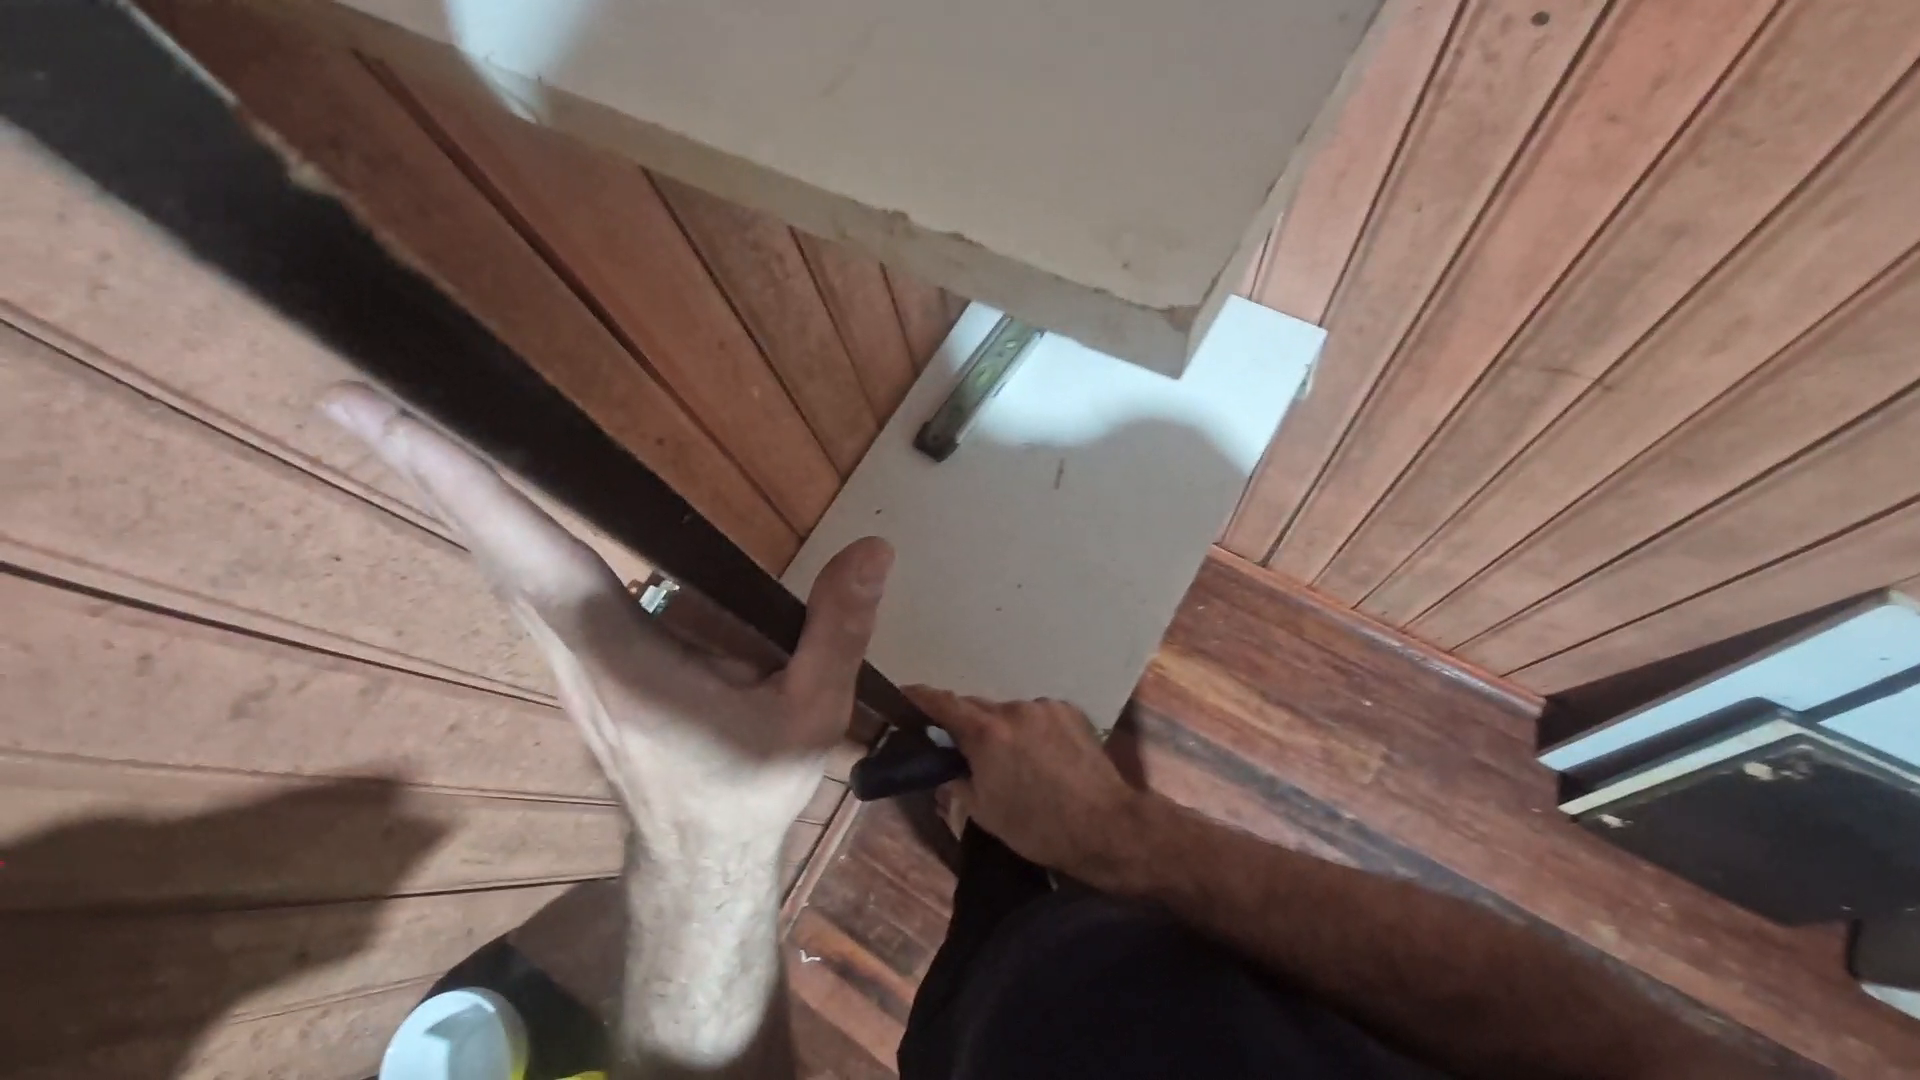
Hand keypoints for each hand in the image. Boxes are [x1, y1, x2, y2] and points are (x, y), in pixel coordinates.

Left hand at [321, 384, 891, 856]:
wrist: (698, 865)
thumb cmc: (748, 793)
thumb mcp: (811, 716)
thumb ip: (837, 630)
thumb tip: (874, 547)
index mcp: (622, 662)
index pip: (538, 561)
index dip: (471, 491)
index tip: (392, 424)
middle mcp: (573, 654)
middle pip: (491, 553)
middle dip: (424, 475)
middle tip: (348, 398)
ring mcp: (567, 663)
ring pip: (500, 571)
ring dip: (452, 502)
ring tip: (406, 432)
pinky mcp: (579, 667)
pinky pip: (527, 590)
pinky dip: (497, 536)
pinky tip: (493, 511)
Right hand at [902, 687, 1145, 876]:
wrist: (1105, 826)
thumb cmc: (1037, 827)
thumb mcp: (984, 813)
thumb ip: (958, 783)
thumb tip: (948, 771)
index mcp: (986, 733)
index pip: (943, 704)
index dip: (920, 697)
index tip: (905, 692)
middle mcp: (1013, 710)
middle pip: (978, 708)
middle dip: (967, 724)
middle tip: (963, 749)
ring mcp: (1045, 708)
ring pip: (1010, 713)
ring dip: (1004, 730)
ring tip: (1015, 762)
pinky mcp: (1071, 711)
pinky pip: (1038, 716)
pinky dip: (1032, 730)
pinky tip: (1044, 757)